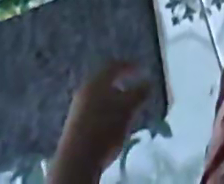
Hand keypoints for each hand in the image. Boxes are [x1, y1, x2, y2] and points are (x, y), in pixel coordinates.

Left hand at [47, 61, 152, 183]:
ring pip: (98, 97)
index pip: (114, 66)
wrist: (78, 157)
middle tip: (132, 92)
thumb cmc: (106, 126)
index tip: (140, 69)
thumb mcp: (128, 108)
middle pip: (105, 81)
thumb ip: (139, 93)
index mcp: (98, 80)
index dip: (128, 66)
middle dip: (120, 86)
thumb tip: (148, 83)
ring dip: (112, 101)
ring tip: (123, 111)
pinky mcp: (74, 123)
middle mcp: (85, 88)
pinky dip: (104, 112)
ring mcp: (77, 105)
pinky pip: (92, 110)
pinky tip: (110, 124)